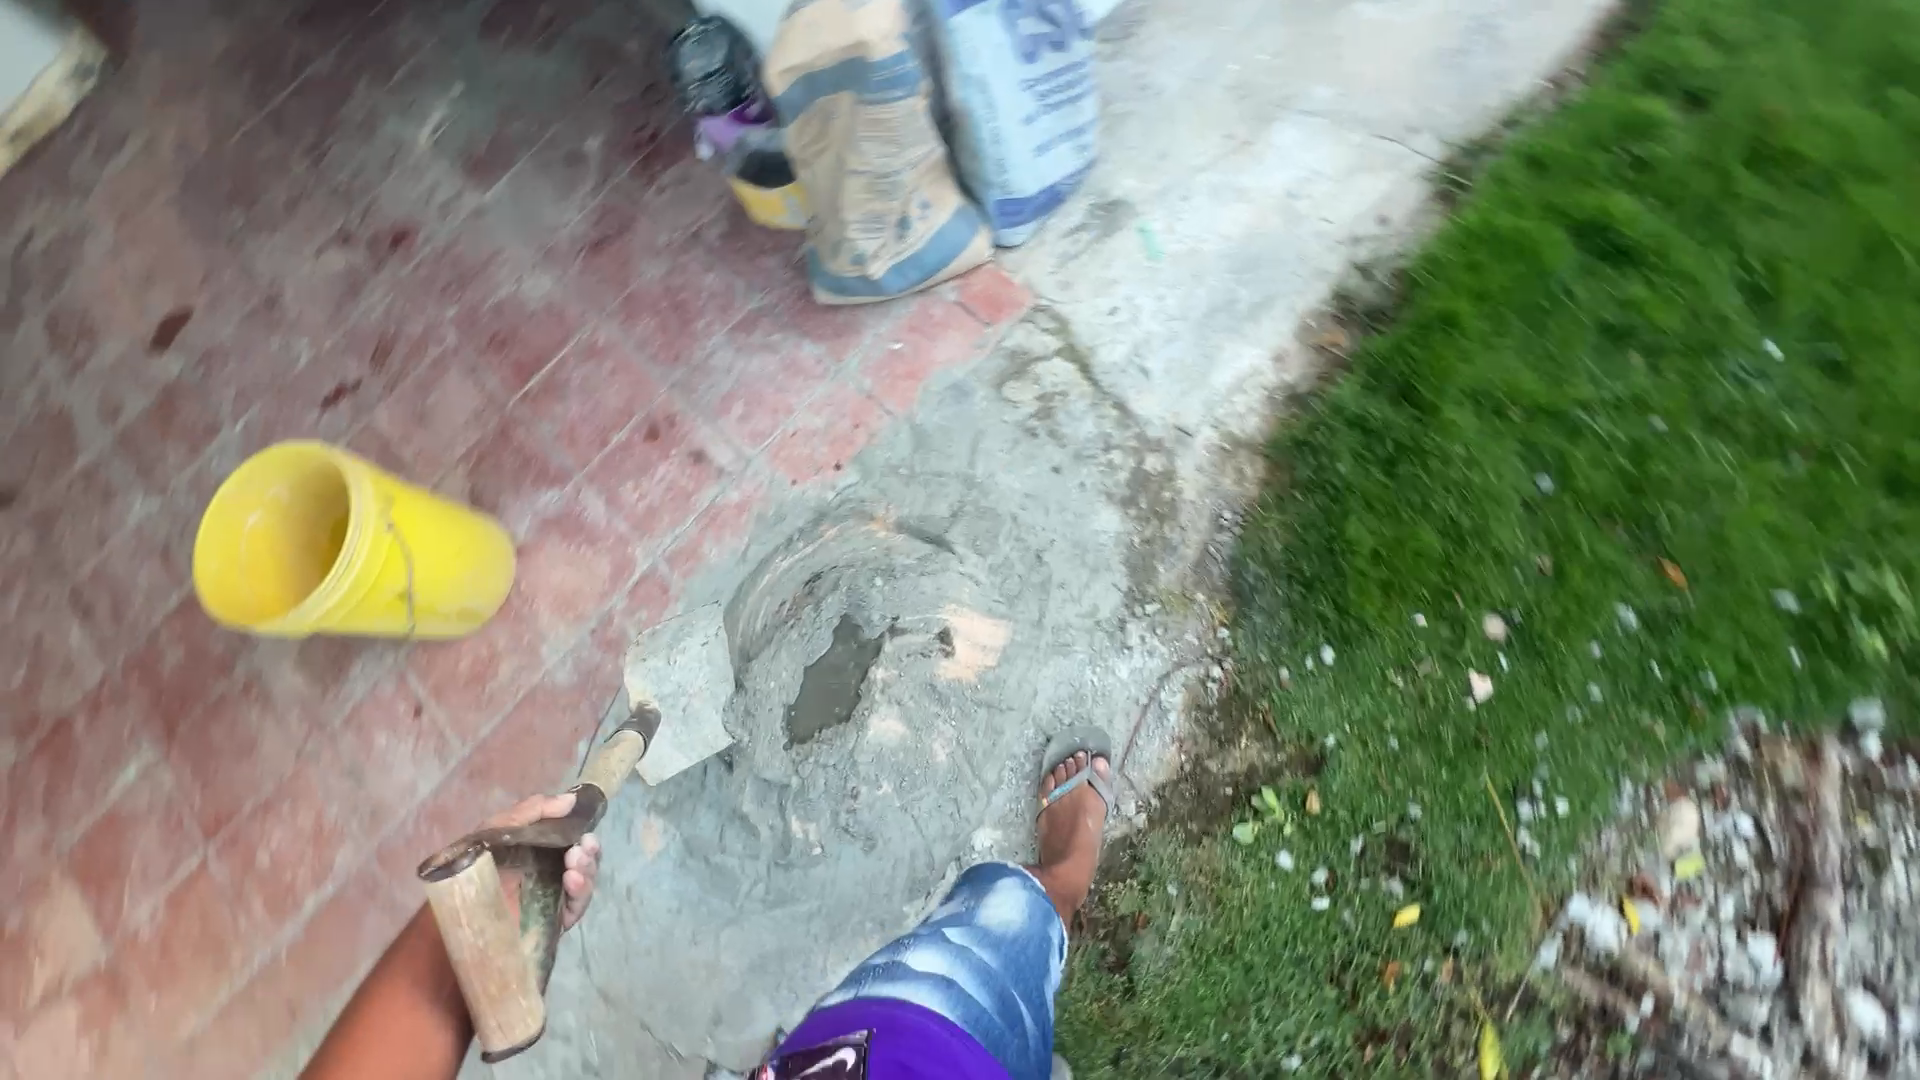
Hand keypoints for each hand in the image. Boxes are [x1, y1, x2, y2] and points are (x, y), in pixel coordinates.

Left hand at [482, 792, 602, 929]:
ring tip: (576, 860)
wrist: (449, 919)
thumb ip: (532, 810)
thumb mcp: (496, 830)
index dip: (584, 833)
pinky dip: (582, 890)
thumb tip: (571, 800)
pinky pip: (577, 906)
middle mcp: (551, 873)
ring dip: (588, 867)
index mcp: (540, 852)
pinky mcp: (553, 922)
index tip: (585, 829)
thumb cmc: (470, 870)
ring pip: (586, 880)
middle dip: (590, 851)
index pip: (574, 840)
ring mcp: (554, 898)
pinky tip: (572, 880)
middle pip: (585, 859)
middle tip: (583, 846)